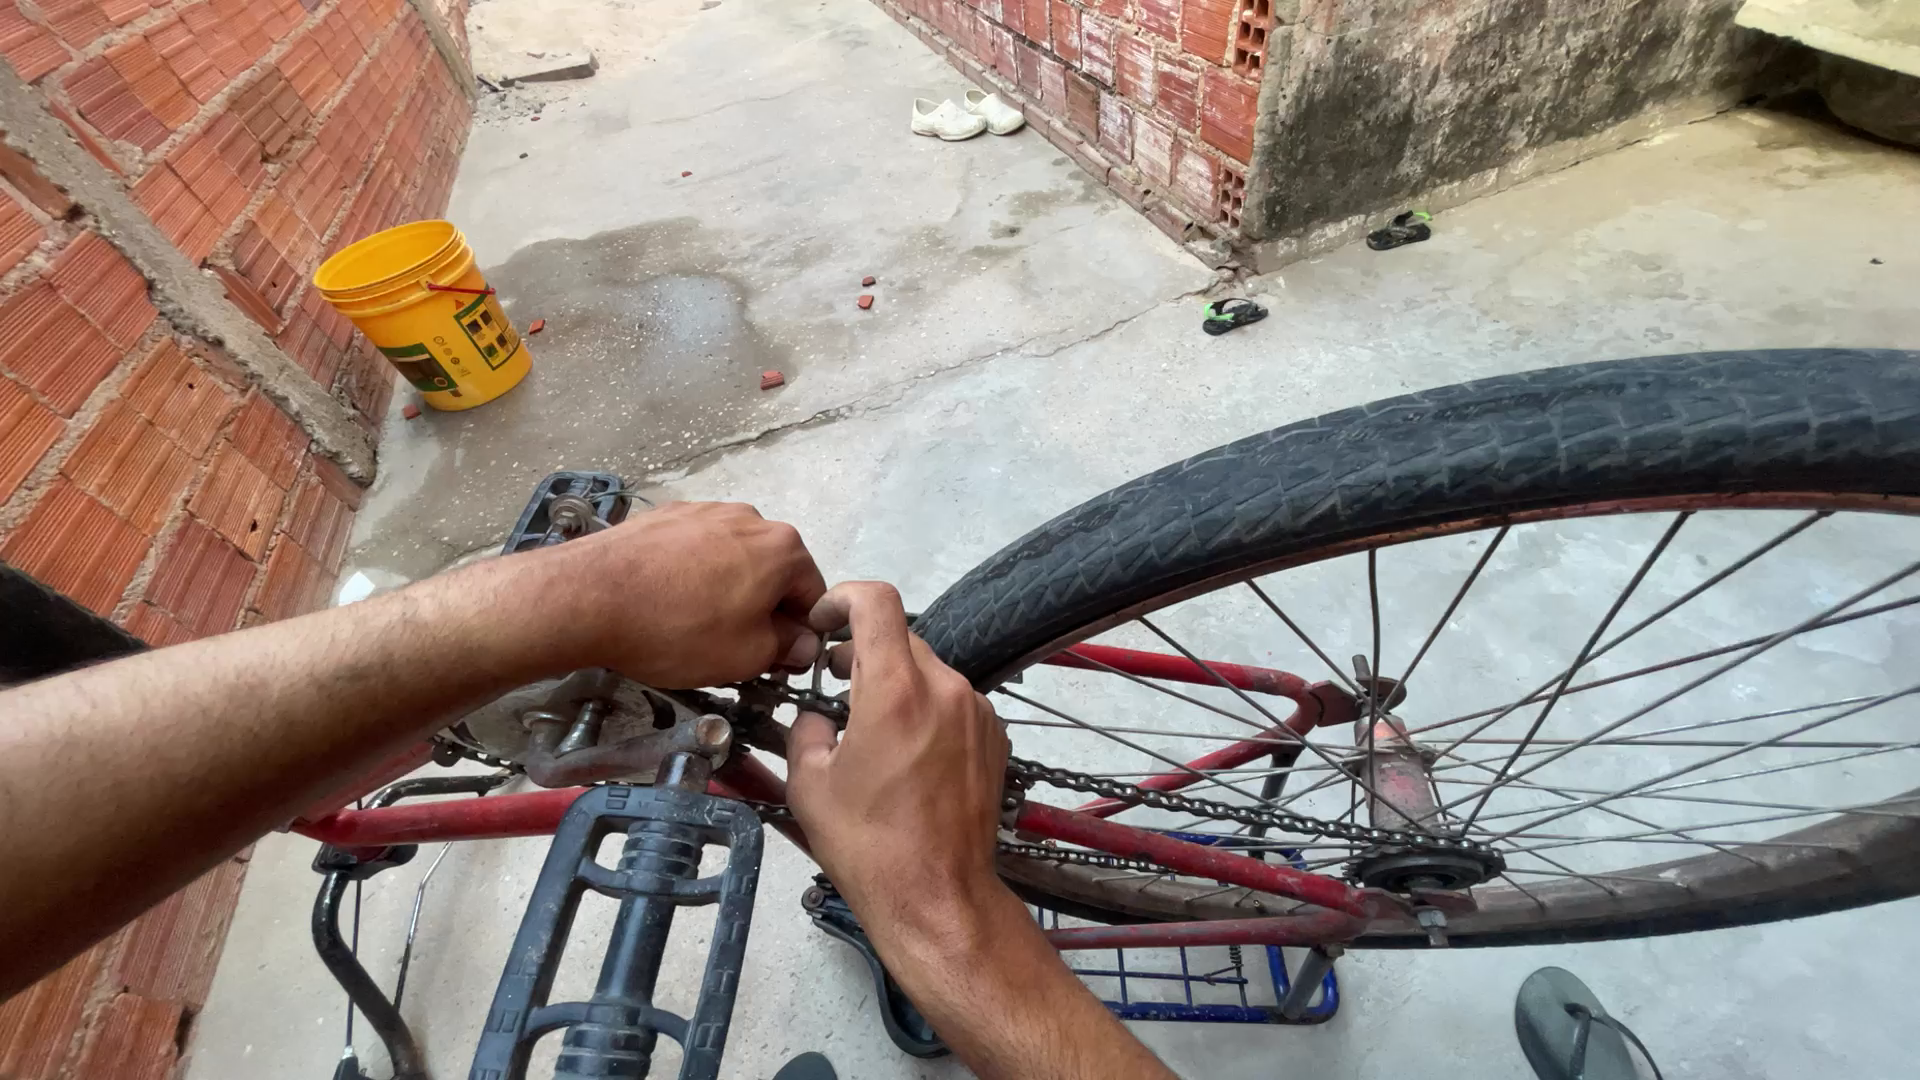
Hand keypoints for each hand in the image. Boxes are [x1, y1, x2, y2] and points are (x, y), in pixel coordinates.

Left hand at [529, 501, 826, 686]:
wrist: (586, 597)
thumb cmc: (679, 629)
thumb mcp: (747, 656)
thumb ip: (788, 647)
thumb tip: (802, 642)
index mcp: (784, 548)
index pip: (813, 597)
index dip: (800, 635)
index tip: (777, 660)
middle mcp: (752, 518)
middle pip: (775, 572)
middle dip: (765, 609)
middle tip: (737, 646)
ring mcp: (706, 510)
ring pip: (735, 558)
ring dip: (730, 589)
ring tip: (695, 622)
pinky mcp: (667, 513)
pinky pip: (697, 548)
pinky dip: (694, 573)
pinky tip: (667, 599)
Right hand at [786, 582, 1011, 943]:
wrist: (939, 895)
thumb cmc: (868, 844)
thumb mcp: (810, 785)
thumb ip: (807, 729)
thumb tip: (820, 714)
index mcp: (896, 691)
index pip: (877, 601)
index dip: (844, 596)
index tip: (825, 621)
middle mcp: (945, 687)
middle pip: (901, 638)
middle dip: (864, 650)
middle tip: (838, 684)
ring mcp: (978, 709)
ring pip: (928, 669)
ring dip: (897, 681)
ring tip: (876, 728)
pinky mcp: (996, 732)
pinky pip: (954, 698)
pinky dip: (928, 706)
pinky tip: (914, 752)